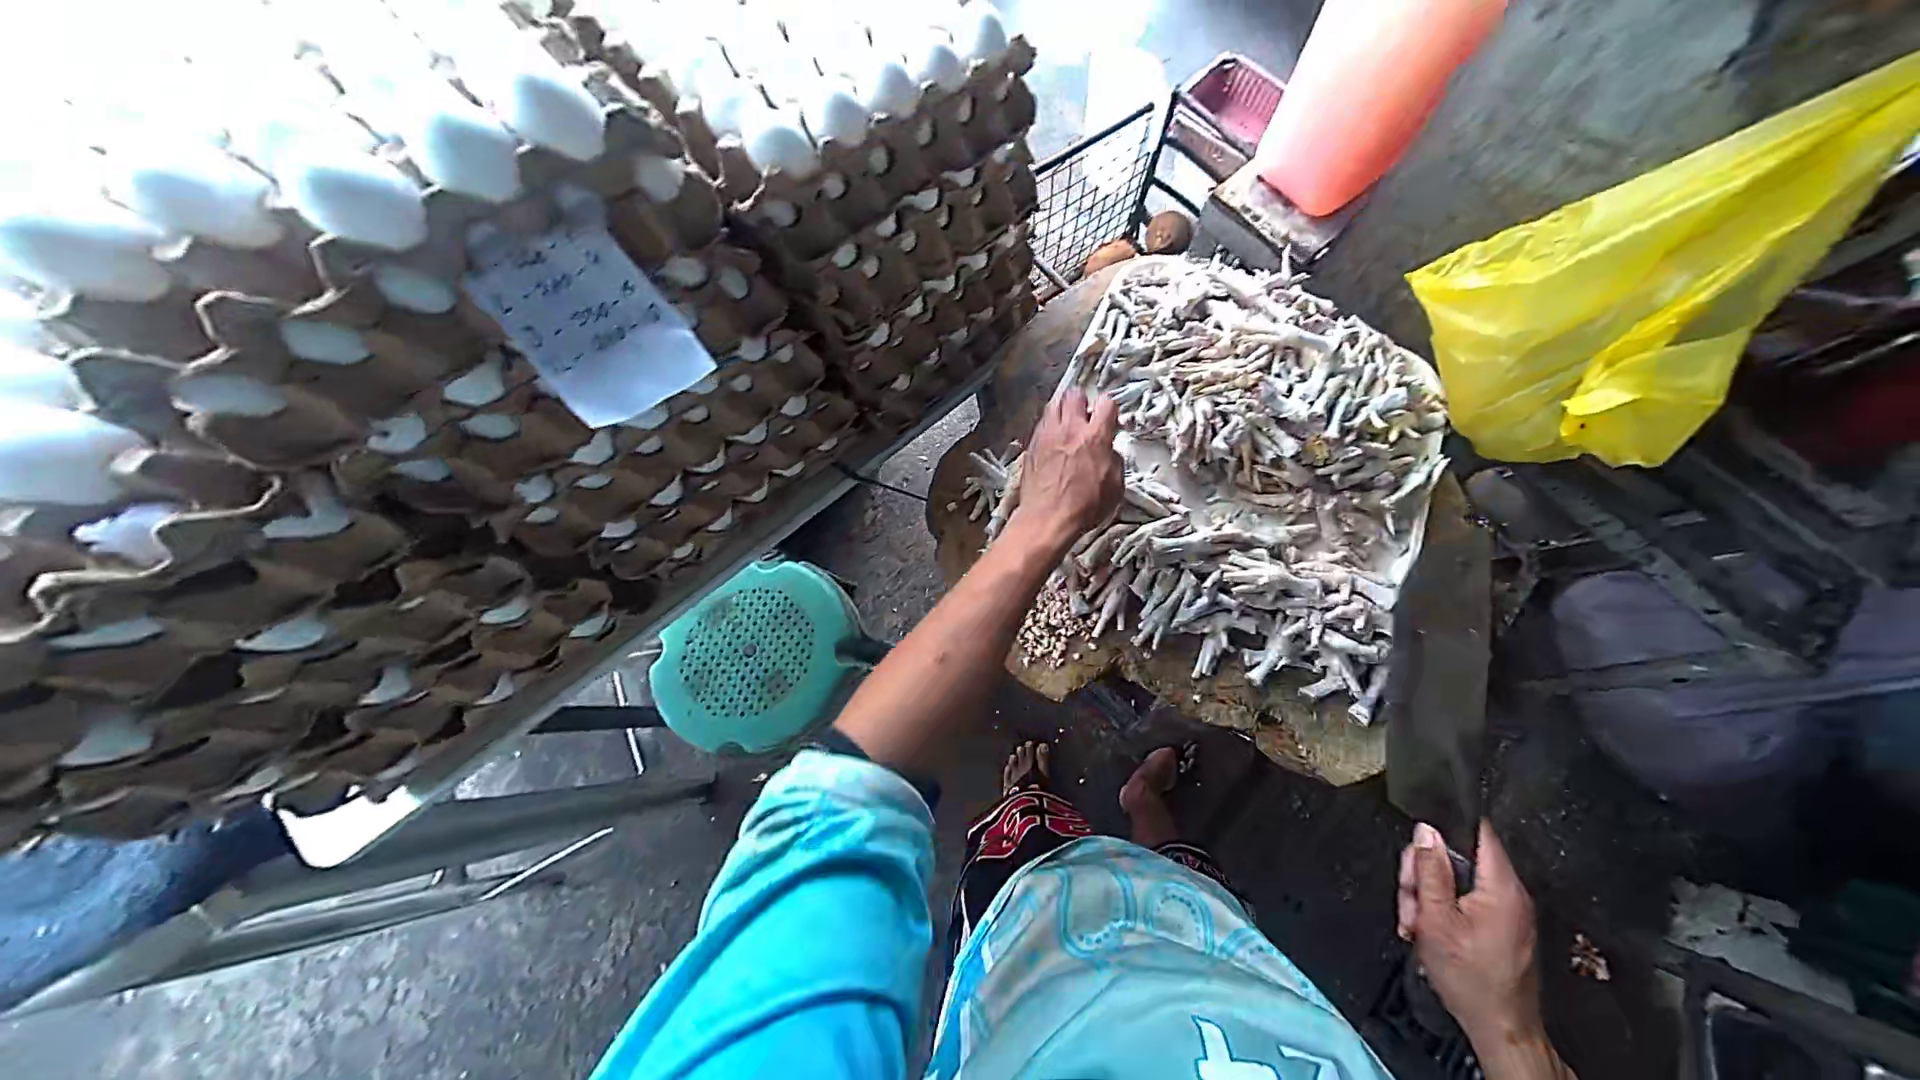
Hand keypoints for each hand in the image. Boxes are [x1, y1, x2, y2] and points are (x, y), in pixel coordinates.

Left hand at [1005, 388, 1121, 553]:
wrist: (1047, 518)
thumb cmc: (1083, 507)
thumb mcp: (1115, 486)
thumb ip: (1114, 460)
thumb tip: (1109, 451)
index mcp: (1094, 437)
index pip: (1106, 403)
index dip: (1110, 408)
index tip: (1110, 418)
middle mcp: (1069, 429)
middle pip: (1075, 394)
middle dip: (1082, 402)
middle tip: (1086, 416)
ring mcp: (1047, 435)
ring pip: (1054, 404)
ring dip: (1063, 410)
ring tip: (1067, 424)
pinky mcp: (1031, 446)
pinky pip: (1041, 424)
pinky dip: (1049, 427)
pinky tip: (1054, 441)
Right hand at [1398, 821, 1545, 1052]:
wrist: (1500, 1028)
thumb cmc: (1470, 979)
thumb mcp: (1436, 919)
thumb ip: (1430, 871)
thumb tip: (1425, 832)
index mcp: (1502, 888)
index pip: (1481, 832)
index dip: (1447, 825)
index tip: (1422, 836)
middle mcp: (1511, 895)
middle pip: (1457, 858)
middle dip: (1424, 873)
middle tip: (1412, 899)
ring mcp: (1507, 912)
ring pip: (1455, 880)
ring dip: (1428, 896)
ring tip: (1419, 924)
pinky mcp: (1501, 926)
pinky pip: (1465, 900)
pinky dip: (1442, 910)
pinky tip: (1429, 930)